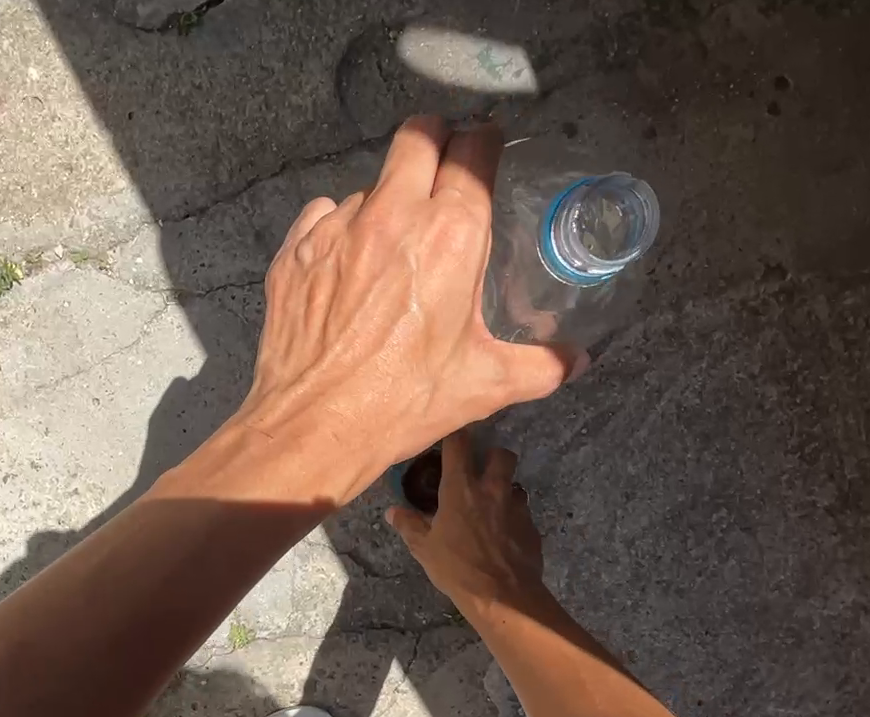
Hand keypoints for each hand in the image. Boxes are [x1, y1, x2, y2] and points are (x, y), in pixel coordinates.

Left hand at [230, 116, 573, 497]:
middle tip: (441, 177)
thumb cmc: (402, 403)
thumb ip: (540, 365)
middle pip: (418, 137)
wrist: (314, 427)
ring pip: (366, 186)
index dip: (484, 144)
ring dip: (384, 204)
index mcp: (450, 233)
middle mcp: (391, 215)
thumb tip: (576, 360)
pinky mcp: (293, 252)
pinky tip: (341, 268)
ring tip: (386, 250)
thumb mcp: (483, 385)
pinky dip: (336, 231)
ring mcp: (334, 230)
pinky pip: (320, 217)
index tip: (486, 154)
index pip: (474, 149)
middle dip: (436, 144)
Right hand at [385, 430, 546, 610]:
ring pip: (514, 483)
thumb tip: (393, 512)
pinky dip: (512, 517)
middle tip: (479, 470)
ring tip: (490, 506)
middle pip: (501, 454)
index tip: (449, 438)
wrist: (503, 596)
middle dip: (492, 456)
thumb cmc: (457, 568)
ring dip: (503, 488)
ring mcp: (516, 507)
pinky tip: (502, 534)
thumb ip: (409, 525)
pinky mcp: (531, 527)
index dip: (455, 436)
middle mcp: (492, 490)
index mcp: (461, 489)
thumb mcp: (424, 548)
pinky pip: (522, 512)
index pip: (459, 445)